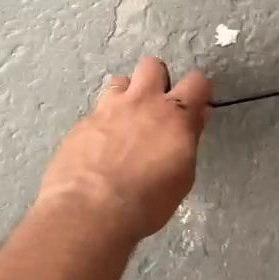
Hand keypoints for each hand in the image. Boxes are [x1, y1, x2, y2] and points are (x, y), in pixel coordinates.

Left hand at [36, 57, 211, 240]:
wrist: (89, 212)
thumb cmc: (147, 201)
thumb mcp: (183, 175)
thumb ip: (188, 140)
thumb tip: (194, 120)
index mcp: (175, 114)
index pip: (197, 81)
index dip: (198, 90)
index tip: (195, 105)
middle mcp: (142, 103)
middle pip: (152, 66)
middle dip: (157, 79)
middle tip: (156, 105)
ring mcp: (108, 110)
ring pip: (119, 81)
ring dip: (125, 96)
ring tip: (124, 121)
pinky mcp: (81, 125)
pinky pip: (95, 112)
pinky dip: (102, 123)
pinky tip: (99, 148)